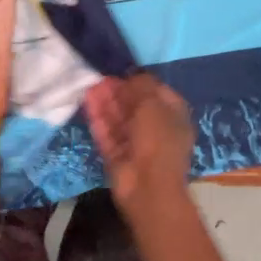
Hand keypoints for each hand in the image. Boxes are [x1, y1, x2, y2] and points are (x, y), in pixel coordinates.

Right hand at [85, 74, 194, 216]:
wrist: (148, 188)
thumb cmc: (157, 140)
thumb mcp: (153, 104)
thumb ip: (140, 86)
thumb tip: (130, 77)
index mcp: (173, 118)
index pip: (157, 94)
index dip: (140, 82)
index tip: (122, 72)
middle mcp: (157, 131)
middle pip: (135, 107)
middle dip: (118, 91)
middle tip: (100, 77)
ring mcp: (136, 146)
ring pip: (119, 119)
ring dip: (106, 102)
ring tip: (90, 85)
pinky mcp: (118, 157)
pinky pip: (107, 133)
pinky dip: (98, 118)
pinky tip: (87, 101)